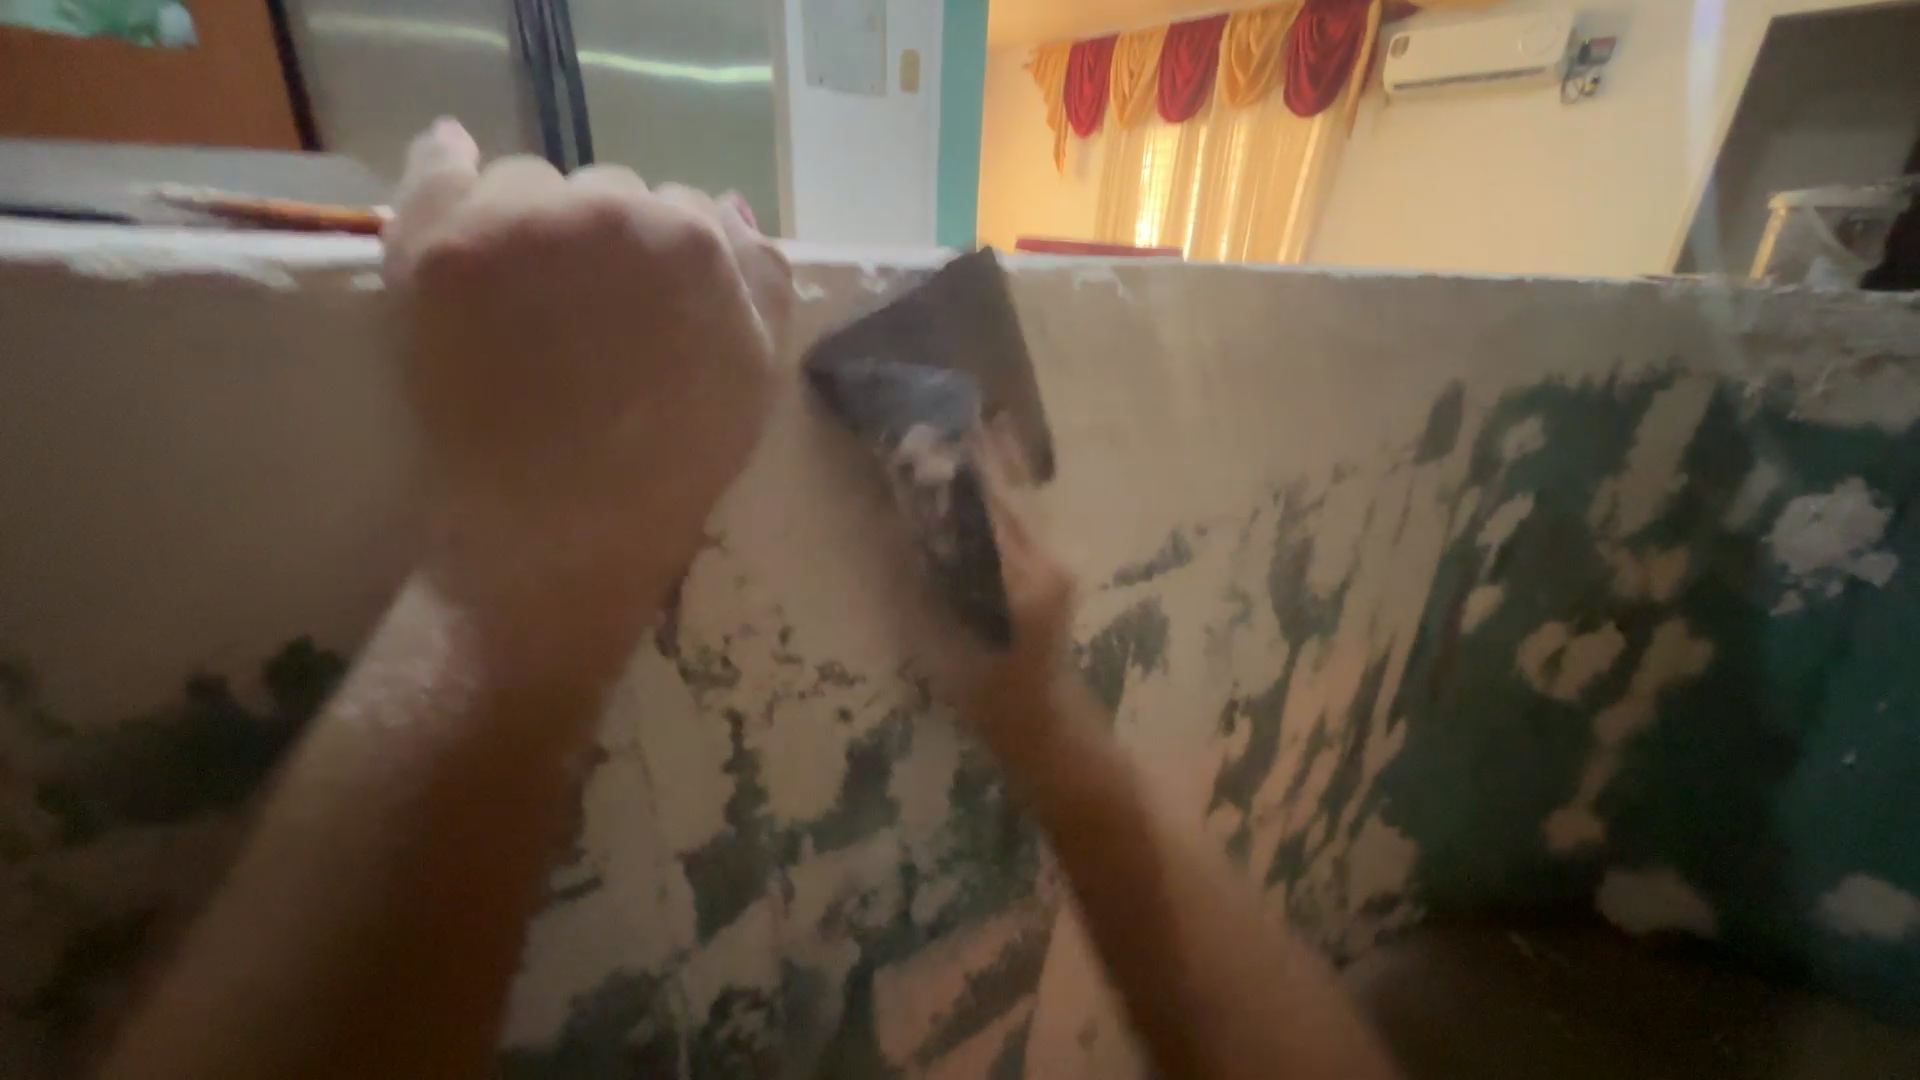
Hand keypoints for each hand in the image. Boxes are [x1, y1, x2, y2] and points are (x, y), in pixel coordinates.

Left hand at [383, 119, 792, 676]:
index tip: (658, 308)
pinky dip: (451, 169)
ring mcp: (513, 220)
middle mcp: (607, 207)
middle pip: (612, 191)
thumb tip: (728, 206)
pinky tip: (464, 183)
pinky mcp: (434, 243)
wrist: (569, 523)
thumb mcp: (758, 373)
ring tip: (532, 298)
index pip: (687, 211)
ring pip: (533, 184)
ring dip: (540, 223)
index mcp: (695, 241)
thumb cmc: (679, 457)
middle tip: (598, 312)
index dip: (675, 262)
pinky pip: (440, 164)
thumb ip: (762, 281)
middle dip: (613, 240)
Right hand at [929, 432, 1078, 741]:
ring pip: (1025, 503)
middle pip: (1010, 497)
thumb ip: (923, 590)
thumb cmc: (988, 697)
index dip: (961, 471)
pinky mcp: (1055, 568)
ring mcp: (1056, 564)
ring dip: (1003, 464)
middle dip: (985, 454)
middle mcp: (1046, 564)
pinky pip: (1030, 519)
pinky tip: (1002, 465)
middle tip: (958, 409)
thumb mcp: (944, 648)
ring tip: (983, 418)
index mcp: (1019, 585)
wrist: (1045, 721)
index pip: (985, 513)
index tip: (938, 431)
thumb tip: (898, 531)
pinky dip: (1013, 489)